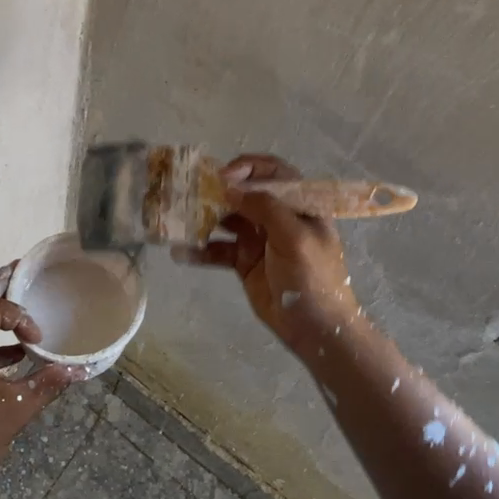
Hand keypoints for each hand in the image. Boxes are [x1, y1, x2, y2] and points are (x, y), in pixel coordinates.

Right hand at [190, 154, 362, 354]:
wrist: (317, 331)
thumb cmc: (313, 277)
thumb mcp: (295, 237)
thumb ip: (264, 207)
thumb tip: (230, 186)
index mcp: (299, 205)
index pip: (275, 172)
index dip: (249, 168)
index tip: (225, 175)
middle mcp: (278, 217)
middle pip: (245, 193)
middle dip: (219, 191)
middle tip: (193, 192)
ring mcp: (259, 239)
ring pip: (228, 219)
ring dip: (205, 217)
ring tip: (181, 218)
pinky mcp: (244, 262)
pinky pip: (219, 249)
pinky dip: (200, 250)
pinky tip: (181, 252)